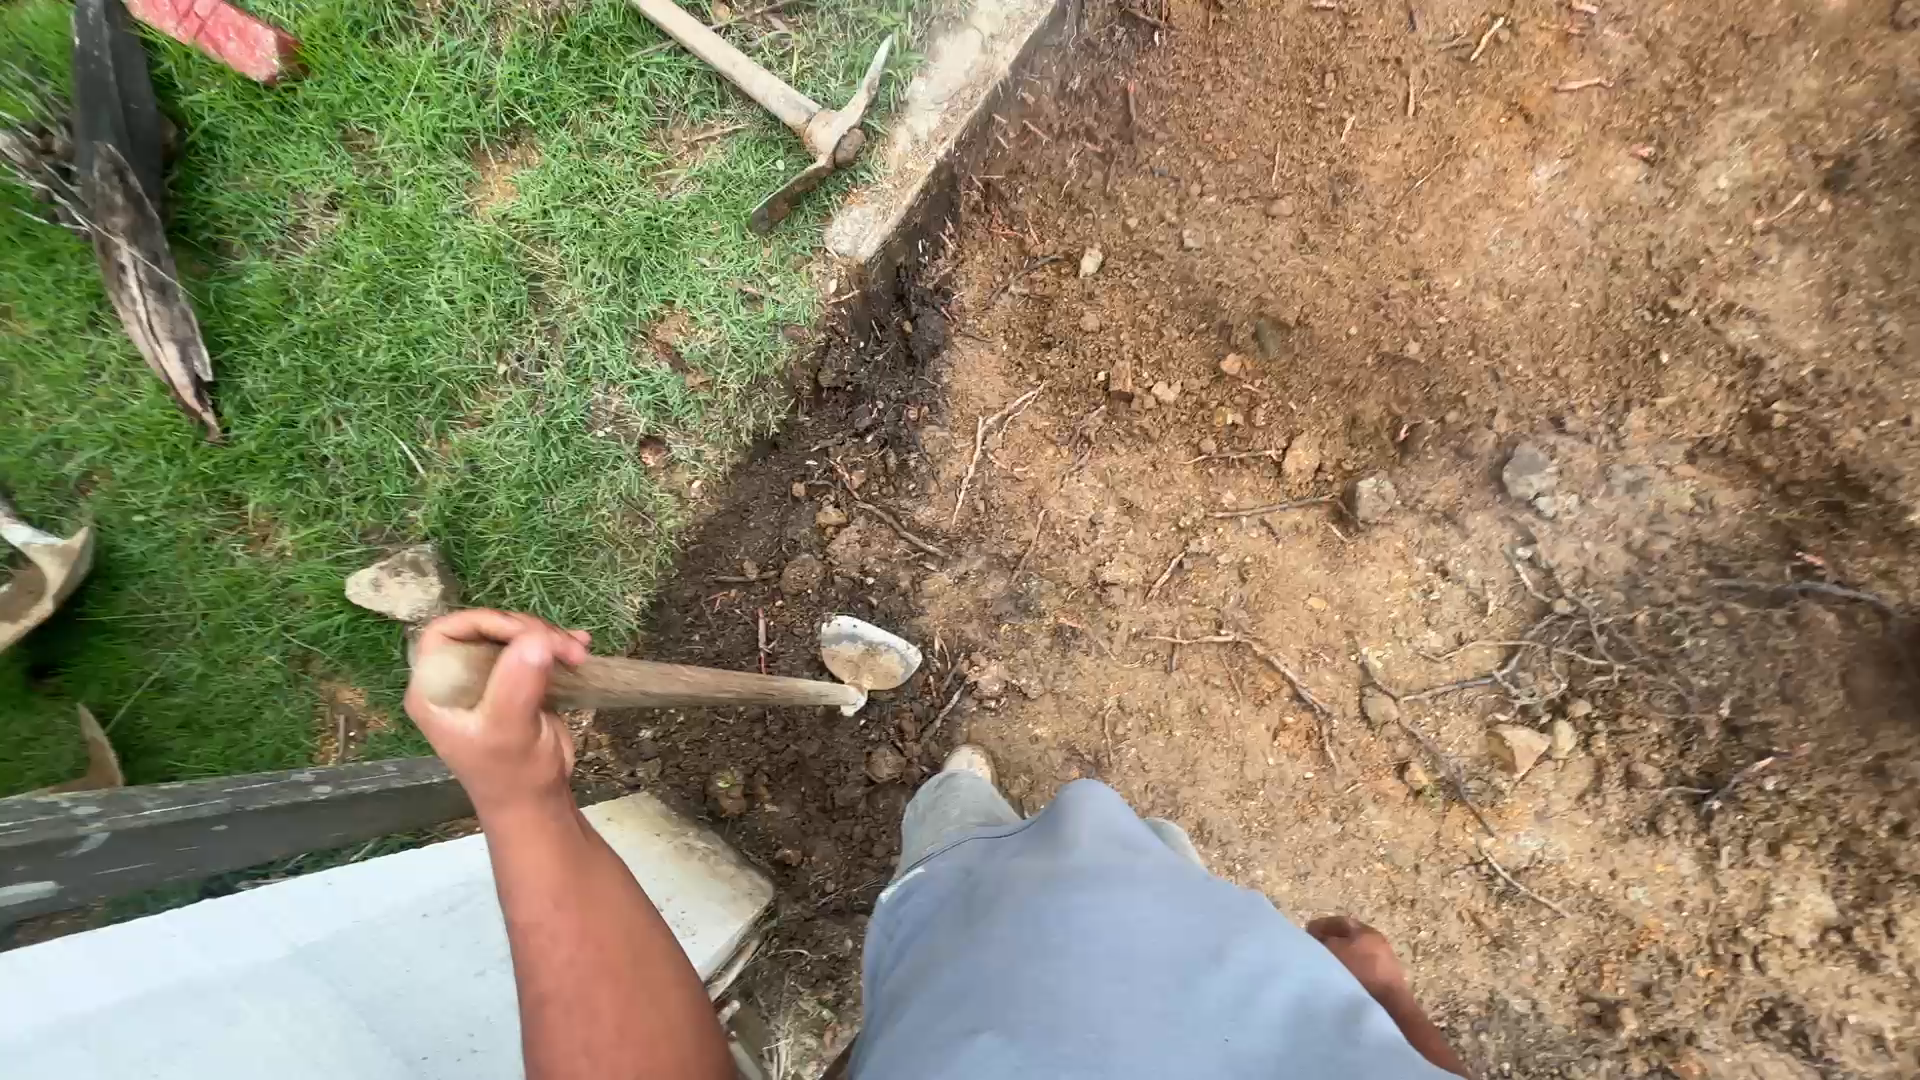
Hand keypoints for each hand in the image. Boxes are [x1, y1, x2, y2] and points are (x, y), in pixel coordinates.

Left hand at [405, 609, 590, 815]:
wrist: (537, 799)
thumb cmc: (512, 773)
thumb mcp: (509, 730)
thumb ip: (517, 685)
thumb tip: (537, 641)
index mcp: (437, 689)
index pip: (446, 634)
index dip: (484, 622)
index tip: (525, 633)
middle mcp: (460, 680)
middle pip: (489, 630)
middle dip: (529, 631)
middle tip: (564, 648)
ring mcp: (492, 681)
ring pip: (517, 637)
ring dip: (550, 637)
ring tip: (578, 653)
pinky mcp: (520, 683)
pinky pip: (537, 650)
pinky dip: (560, 645)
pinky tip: (582, 649)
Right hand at [1306, 915, 1409, 1000]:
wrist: (1389, 1006)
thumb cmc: (1358, 971)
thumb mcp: (1331, 949)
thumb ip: (1322, 939)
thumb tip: (1318, 939)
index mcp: (1366, 930)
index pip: (1339, 921)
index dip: (1321, 926)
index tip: (1308, 935)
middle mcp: (1378, 942)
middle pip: (1349, 937)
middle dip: (1332, 942)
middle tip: (1317, 950)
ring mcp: (1386, 963)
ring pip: (1357, 955)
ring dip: (1343, 958)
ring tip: (1328, 967)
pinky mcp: (1389, 982)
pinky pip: (1365, 971)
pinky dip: (1353, 972)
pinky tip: (1344, 980)